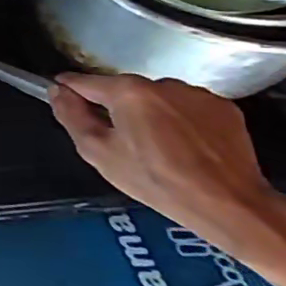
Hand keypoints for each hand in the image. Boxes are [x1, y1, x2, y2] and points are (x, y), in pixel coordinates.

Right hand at [48, 73, 281, 240]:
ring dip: (149, 113)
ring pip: (157, 98)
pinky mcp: (224, 108)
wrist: (228, 204)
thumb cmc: (154, 180)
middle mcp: (162, 83)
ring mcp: (196, 94)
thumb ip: (71, 116)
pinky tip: (185, 147)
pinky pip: (187, 107)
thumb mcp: (98, 153)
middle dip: (114, 107)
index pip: (85, 81)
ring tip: (157, 146)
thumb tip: (57, 92)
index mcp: (128, 91)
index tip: (62, 97)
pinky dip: (180, 120)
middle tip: (117, 140)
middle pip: (123, 90)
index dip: (68, 89)